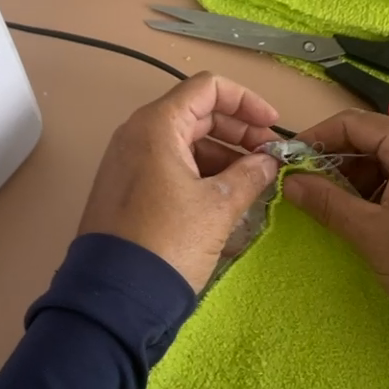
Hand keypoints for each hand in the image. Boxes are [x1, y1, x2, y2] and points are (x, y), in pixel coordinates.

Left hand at [78, 73, 282, 292]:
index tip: (272, 125)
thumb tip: (268, 160)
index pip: (209, 88)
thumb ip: (250, 174)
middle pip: (198, 113)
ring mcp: (129, 161)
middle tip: (269, 156)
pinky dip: (201, 171)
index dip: (246, 101)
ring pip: (186, 141)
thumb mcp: (218, 207)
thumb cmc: (168, 242)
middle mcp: (138, 133)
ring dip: (223, 154)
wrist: (115, 301)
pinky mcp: (127, 187)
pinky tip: (227, 196)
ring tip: (253, 181)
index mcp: (157, 125)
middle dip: (239, 131)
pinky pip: (171, 164)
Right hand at [282, 110, 388, 320]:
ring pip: (381, 158)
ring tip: (329, 206)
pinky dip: (374, 189)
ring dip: (352, 178)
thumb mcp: (370, 233)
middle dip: (333, 161)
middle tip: (304, 188)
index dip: (315, 138)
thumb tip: (289, 182)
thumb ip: (326, 201)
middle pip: (367, 138)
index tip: (286, 160)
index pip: (352, 124)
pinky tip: (359, 214)